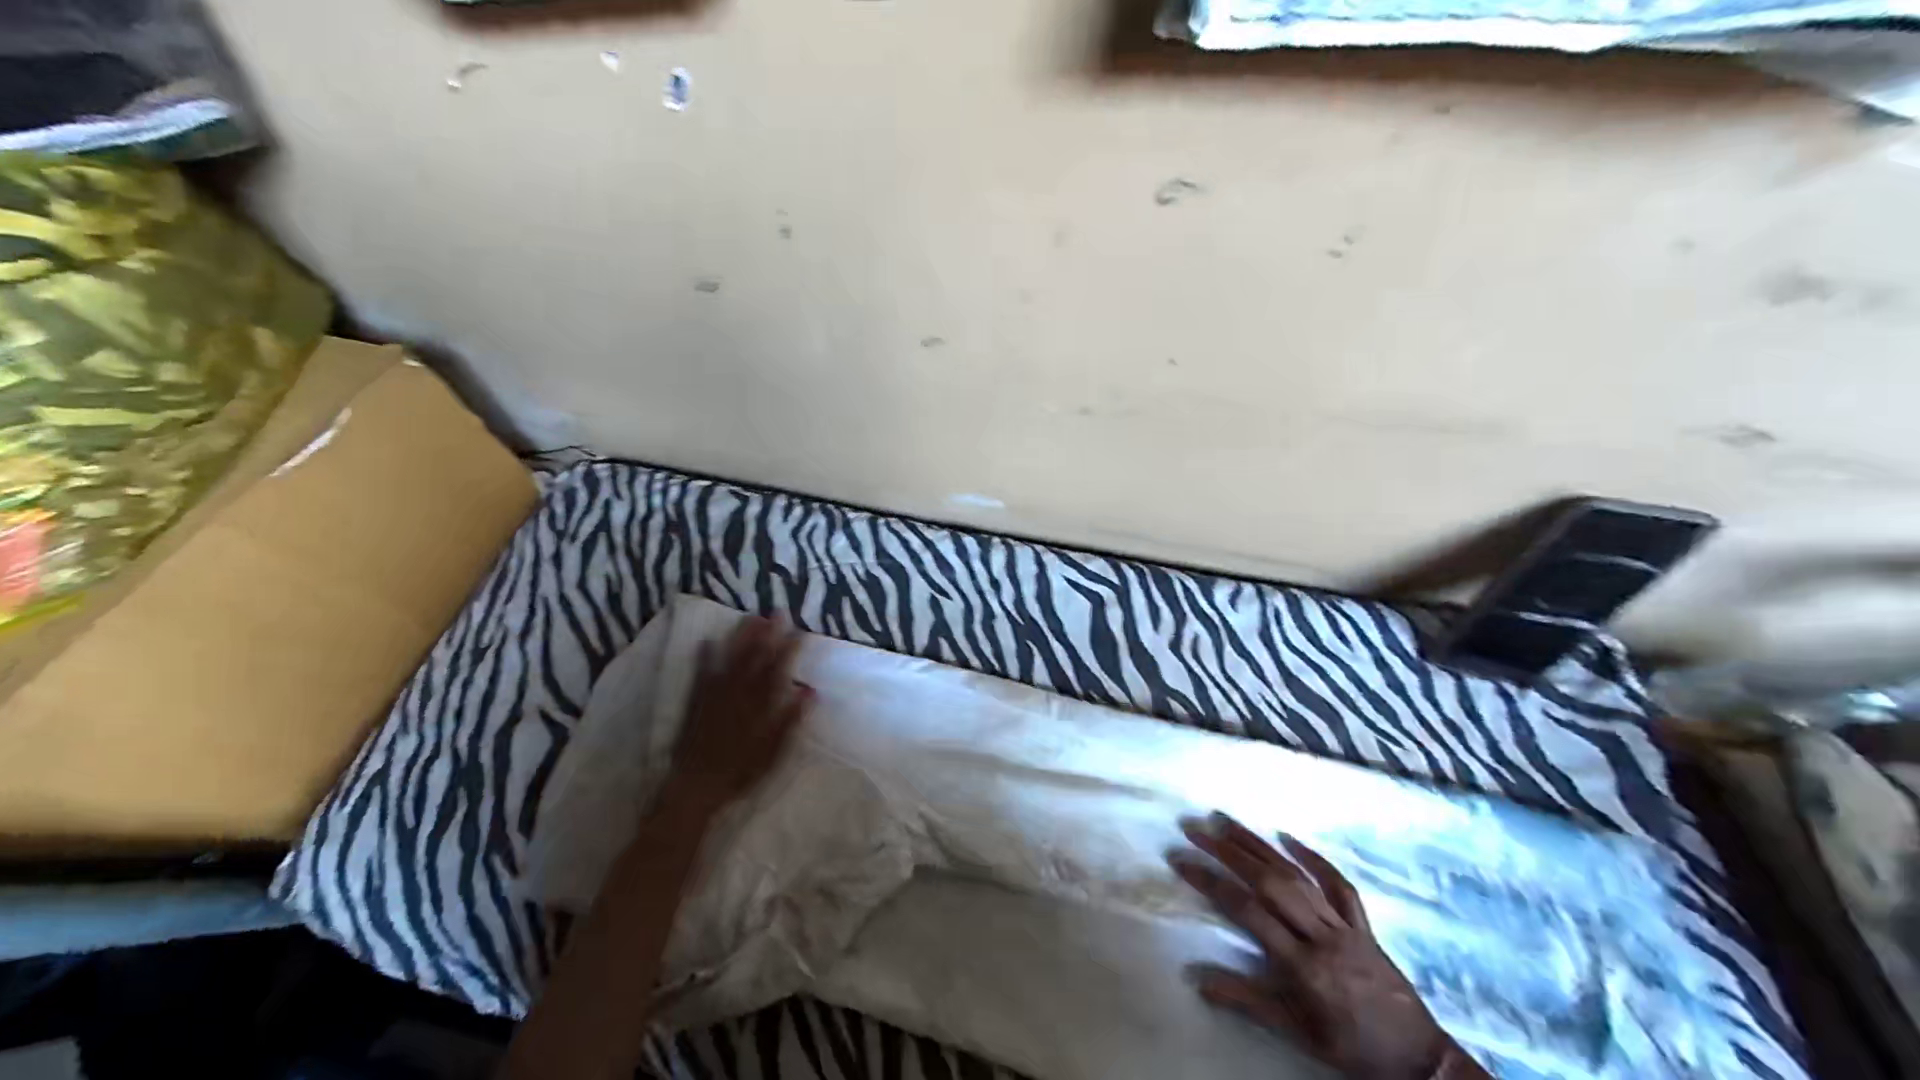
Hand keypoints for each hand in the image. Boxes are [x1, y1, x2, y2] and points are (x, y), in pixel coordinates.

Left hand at [658, 616, 813, 821]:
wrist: (696, 788)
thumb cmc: (741, 772)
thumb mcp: (774, 751)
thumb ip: (791, 719)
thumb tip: (810, 691)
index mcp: (760, 706)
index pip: (778, 670)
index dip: (790, 649)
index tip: (800, 630)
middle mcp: (737, 695)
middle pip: (754, 659)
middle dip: (767, 634)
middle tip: (776, 611)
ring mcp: (714, 696)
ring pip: (729, 661)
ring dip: (740, 638)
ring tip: (749, 617)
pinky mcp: (695, 703)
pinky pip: (700, 674)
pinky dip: (704, 657)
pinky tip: (707, 640)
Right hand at [1171, 814, 1482, 1079]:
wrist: (1419, 1060)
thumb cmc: (1350, 1047)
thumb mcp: (1296, 1033)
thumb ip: (1247, 1002)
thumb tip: (1197, 979)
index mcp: (1302, 965)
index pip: (1247, 912)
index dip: (1211, 882)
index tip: (1181, 860)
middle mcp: (1322, 937)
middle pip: (1270, 883)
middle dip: (1230, 852)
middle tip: (1198, 829)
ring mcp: (1344, 927)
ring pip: (1297, 876)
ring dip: (1260, 845)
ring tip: (1228, 822)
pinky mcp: (1363, 925)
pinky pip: (1338, 885)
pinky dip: (1313, 858)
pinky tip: (1288, 837)